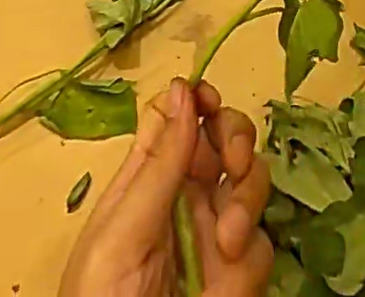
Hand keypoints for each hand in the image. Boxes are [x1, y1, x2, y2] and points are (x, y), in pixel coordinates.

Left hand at [61, 78, 273, 296]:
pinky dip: (254, 249)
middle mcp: (184, 194)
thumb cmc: (102, 296)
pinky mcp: (239, 274)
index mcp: (146, 175)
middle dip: (235, 135)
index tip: (208, 99)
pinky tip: (231, 272)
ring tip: (229, 238)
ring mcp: (214, 231)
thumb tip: (181, 89)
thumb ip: (159, 163)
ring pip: (250, 179)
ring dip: (248, 195)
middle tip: (231, 160)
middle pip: (221, 135)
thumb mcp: (123, 228)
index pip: (175, 116)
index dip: (194, 98)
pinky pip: (262, 241)